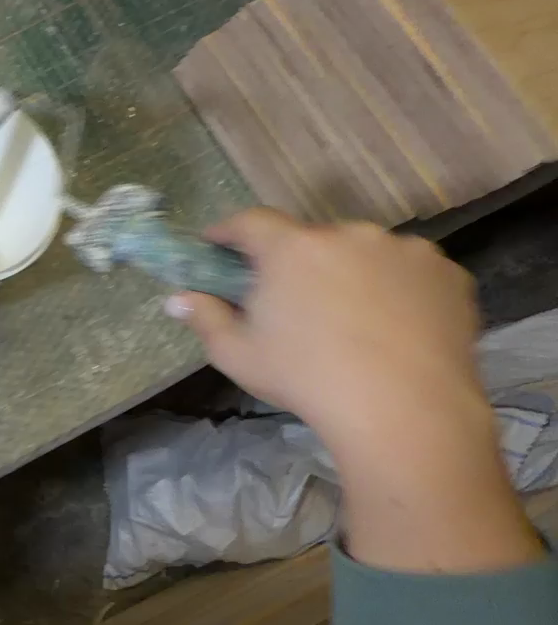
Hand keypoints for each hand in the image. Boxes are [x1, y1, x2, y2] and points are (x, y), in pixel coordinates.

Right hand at [167, 210, 485, 456]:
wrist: (402, 402)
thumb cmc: (302, 374)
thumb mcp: (234, 352)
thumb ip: (205, 317)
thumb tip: (177, 299)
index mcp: (293, 250)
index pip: (251, 221)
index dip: (227, 230)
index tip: (213, 244)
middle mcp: (351, 236)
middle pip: (308, 238)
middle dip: (289, 260)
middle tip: (279, 296)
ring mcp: (406, 250)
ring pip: (358, 251)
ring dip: (339, 271)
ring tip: (336, 313)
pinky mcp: (447, 272)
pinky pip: (401, 269)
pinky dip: (384, 285)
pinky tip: (379, 322)